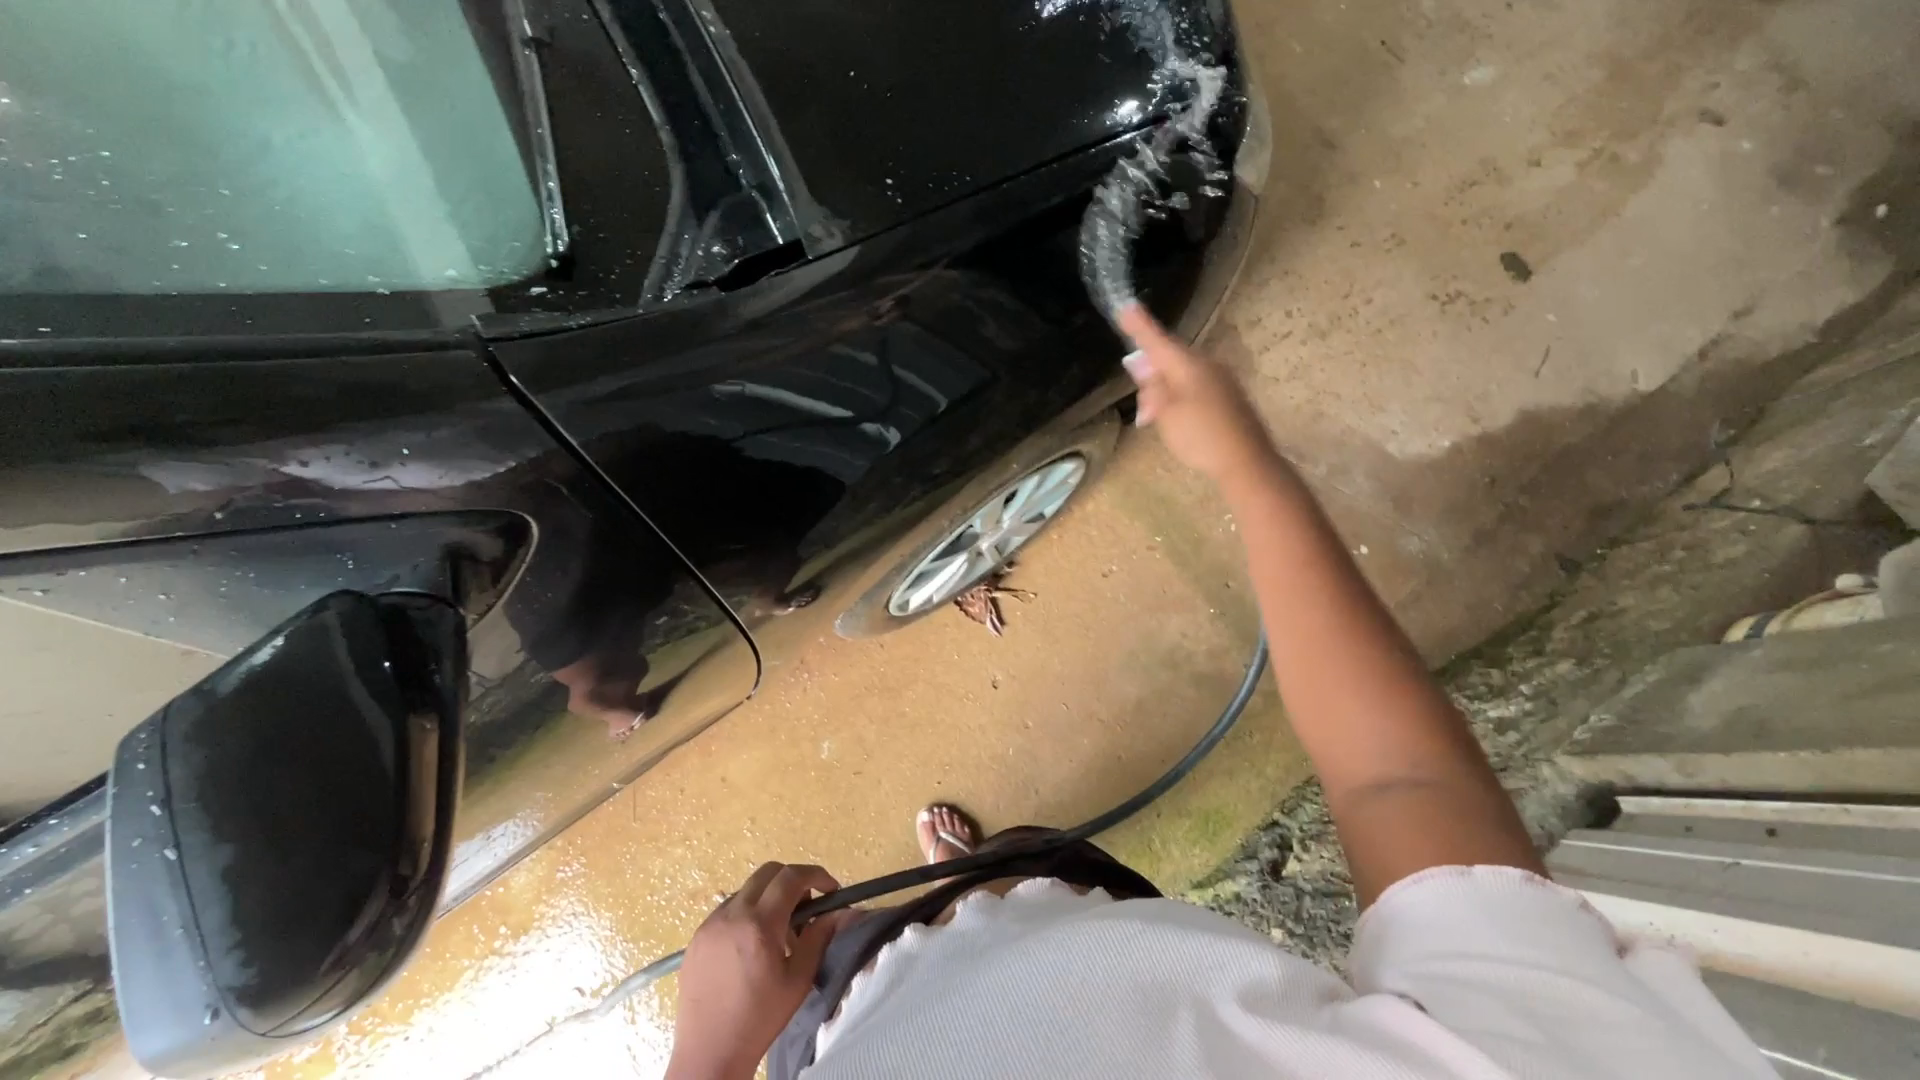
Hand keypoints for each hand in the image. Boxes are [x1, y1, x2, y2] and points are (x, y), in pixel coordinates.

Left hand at [667, 863, 852, 1079]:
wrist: (709, 1053)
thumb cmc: (759, 1019)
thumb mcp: (799, 979)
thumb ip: (819, 937)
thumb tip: (841, 912)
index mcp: (759, 925)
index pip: (791, 877)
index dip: (816, 875)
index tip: (831, 889)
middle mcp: (731, 915)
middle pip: (767, 872)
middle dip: (793, 880)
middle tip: (807, 908)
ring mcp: (709, 924)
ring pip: (747, 890)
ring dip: (769, 897)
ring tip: (780, 933)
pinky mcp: (696, 938)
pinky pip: (727, 910)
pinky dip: (748, 913)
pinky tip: (753, 946)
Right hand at [1116, 304, 1280, 484]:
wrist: (1246, 461)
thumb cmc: (1200, 436)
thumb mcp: (1165, 414)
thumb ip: (1152, 387)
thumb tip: (1142, 364)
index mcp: (1188, 365)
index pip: (1157, 340)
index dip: (1140, 326)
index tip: (1126, 307)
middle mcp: (1206, 365)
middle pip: (1170, 358)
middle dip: (1151, 372)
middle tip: (1142, 403)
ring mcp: (1221, 380)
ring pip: (1183, 375)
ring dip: (1164, 389)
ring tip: (1155, 417)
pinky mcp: (1229, 397)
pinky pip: (1196, 387)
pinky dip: (1180, 398)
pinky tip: (1178, 420)